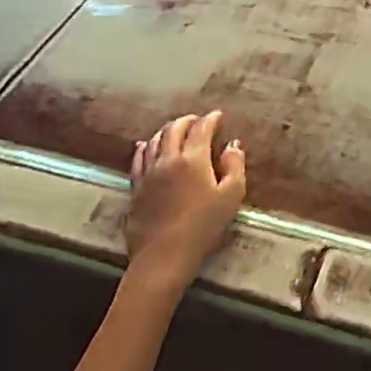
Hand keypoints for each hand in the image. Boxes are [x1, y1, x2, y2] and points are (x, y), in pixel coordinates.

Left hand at [123, 111, 246, 293]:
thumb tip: (233, 144)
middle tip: (197, 119)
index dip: (210, 119)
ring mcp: (148, 174)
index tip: (218, 115)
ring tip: (175, 129)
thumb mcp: (232, 195)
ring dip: (166, 131)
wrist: (165, 255)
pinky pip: (137, 159)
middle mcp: (167, 160)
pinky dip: (144, 147)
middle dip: (187, 121)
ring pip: (153, 141)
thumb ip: (235, 165)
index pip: (201, 130)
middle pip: (173, 130)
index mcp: (193, 160)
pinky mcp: (135, 188)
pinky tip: (144, 145)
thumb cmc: (204, 225)